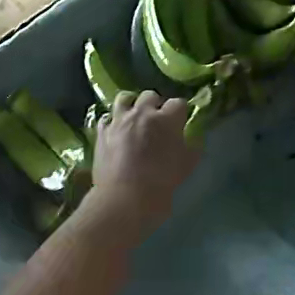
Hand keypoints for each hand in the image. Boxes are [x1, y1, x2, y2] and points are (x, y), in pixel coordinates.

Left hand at [87, 90, 199, 235]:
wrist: (125, 198)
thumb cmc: (162, 184)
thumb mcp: (186, 166)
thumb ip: (192, 147)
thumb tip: (193, 137)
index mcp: (166, 119)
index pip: (178, 103)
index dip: (180, 113)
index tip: (180, 123)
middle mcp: (142, 113)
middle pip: (150, 96)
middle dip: (155, 105)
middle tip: (157, 123)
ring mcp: (119, 121)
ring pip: (124, 98)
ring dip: (131, 105)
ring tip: (134, 118)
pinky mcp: (101, 132)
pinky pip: (107, 118)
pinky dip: (112, 122)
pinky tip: (116, 131)